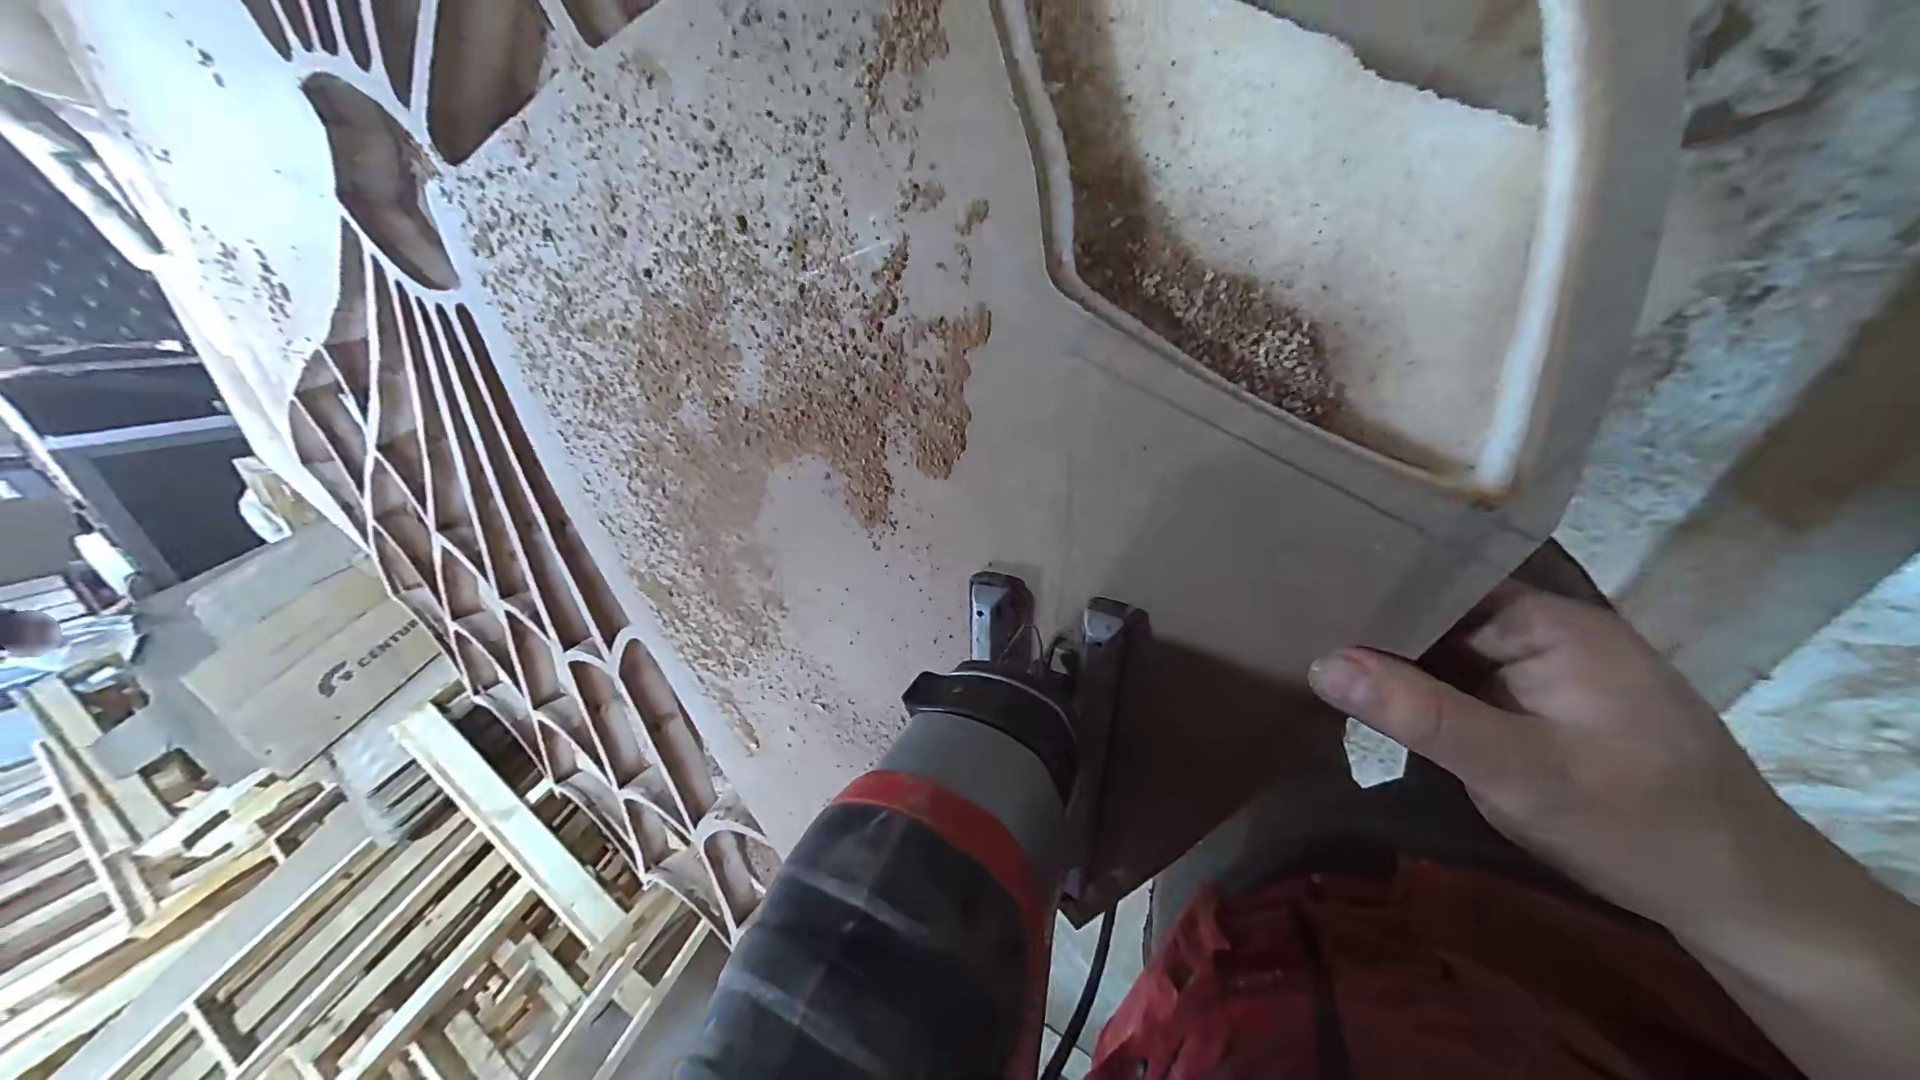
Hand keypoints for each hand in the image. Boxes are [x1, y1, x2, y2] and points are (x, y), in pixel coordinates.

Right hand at [1306, 582, 1814, 934]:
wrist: (1740, 903)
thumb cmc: (1635, 822)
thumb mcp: (1515, 769)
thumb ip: (1418, 712)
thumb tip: (1321, 662)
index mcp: (1550, 623)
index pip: (1441, 583)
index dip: (1374, 588)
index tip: (1306, 595)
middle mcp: (1541, 633)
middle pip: (1437, 614)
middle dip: (1372, 626)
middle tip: (1293, 626)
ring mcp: (1534, 670)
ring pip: (1441, 651)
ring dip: (1389, 660)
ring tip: (1309, 648)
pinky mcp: (1526, 705)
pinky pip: (1454, 683)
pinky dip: (1413, 689)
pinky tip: (1364, 691)